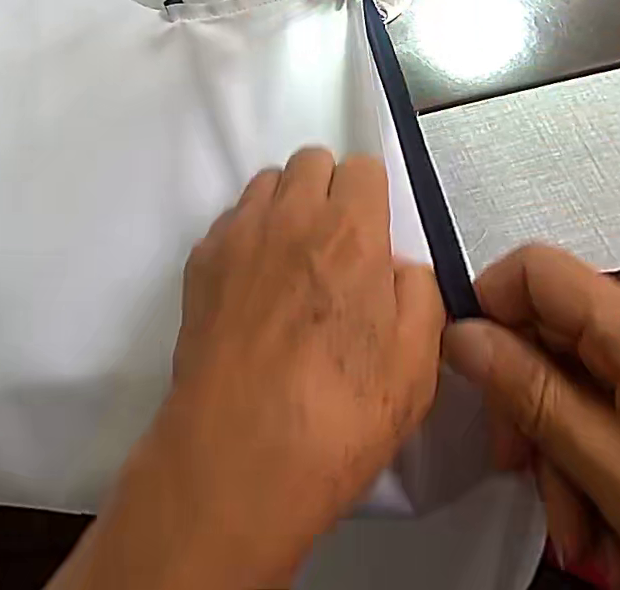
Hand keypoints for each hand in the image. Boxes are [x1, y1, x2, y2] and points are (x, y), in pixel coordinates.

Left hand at [53, 148, 445, 589]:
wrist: (236, 460)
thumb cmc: (339, 415)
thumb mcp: (417, 364)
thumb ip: (420, 293)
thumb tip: (396, 268)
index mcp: (351, 231)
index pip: (363, 166)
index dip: (372, 195)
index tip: (372, 231)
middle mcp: (292, 216)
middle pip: (311, 159)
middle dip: (329, 187)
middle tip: (334, 241)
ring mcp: (238, 234)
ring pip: (267, 182)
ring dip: (287, 204)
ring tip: (290, 256)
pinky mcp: (200, 260)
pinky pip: (230, 219)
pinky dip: (248, 233)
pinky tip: (251, 283)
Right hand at [443, 245, 619, 589]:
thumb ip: (536, 398)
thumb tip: (467, 338)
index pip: (537, 270)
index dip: (490, 307)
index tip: (472, 371)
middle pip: (555, 328)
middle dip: (530, 403)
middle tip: (525, 469)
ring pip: (581, 375)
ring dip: (565, 450)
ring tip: (586, 532)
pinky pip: (619, 403)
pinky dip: (601, 458)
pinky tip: (617, 527)